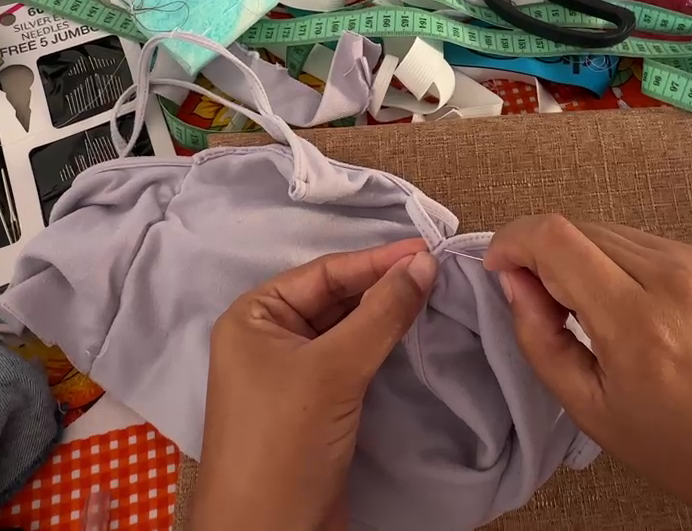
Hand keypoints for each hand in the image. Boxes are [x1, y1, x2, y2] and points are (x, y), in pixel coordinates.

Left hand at [189, 239, 438, 530]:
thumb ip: (381, 313)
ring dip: (385, 312)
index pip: (325, 273)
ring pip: (347, 326)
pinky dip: (381, 342)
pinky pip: (352, 356)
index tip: (427, 248)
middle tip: (435, 269)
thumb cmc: (285, 443)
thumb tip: (426, 262)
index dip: (377, 260)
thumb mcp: (334, 371)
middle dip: (383, 284)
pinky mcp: (315, 402)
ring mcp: (292, 371)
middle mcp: (269, 336)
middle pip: (336, 296)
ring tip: (431, 291)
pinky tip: (411, 329)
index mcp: (255, 316)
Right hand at [484, 216, 691, 529]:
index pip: (553, 236)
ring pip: (602, 228)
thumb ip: (542, 340)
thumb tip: (514, 284)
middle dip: (537, 251)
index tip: (495, 268)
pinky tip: (608, 300)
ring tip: (571, 306)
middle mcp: (665, 270)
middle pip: (574, 225)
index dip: (510, 240)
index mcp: (636, 318)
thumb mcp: (597, 414)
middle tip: (529, 299)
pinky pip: (632, 239)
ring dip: (570, 253)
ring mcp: (690, 258)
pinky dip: (603, 257)